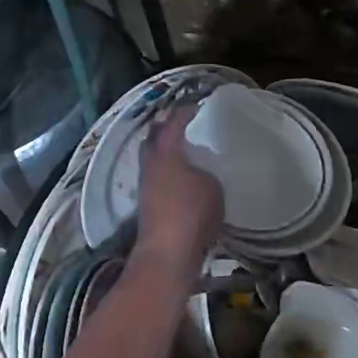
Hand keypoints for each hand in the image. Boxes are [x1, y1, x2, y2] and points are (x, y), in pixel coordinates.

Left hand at [133, 103, 222, 276]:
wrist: (167, 252)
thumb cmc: (191, 212)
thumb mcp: (211, 186)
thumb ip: (204, 172)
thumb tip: (195, 174)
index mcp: (165, 152)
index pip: (173, 123)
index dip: (184, 112)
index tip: (196, 105)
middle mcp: (150, 163)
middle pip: (154, 138)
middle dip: (166, 128)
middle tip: (184, 125)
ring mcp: (146, 184)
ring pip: (153, 158)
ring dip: (166, 151)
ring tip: (187, 151)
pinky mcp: (148, 203)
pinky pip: (158, 176)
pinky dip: (168, 170)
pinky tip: (184, 178)